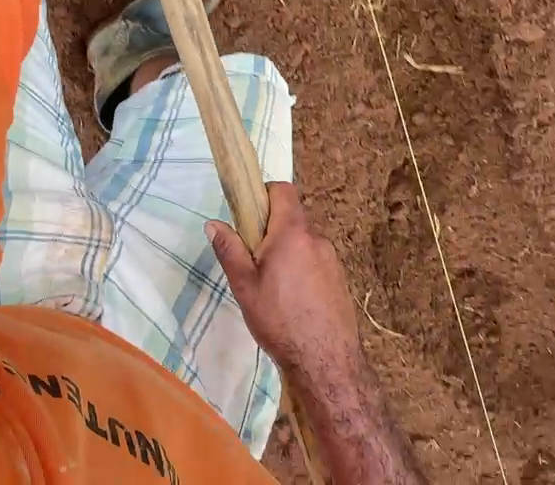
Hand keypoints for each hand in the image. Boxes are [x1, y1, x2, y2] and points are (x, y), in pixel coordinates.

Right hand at [207, 183, 364, 391]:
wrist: (327, 364)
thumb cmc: (279, 319)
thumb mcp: (244, 285)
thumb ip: (229, 249)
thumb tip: (213, 223)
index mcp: (292, 232)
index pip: (283, 190)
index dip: (264, 193)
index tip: (249, 215)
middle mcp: (316, 239)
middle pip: (291, 218)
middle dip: (271, 230)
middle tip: (254, 260)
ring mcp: (332, 260)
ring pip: (303, 242)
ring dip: (287, 252)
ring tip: (272, 287)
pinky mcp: (340, 281)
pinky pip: (316, 262)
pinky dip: (302, 270)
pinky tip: (293, 301)